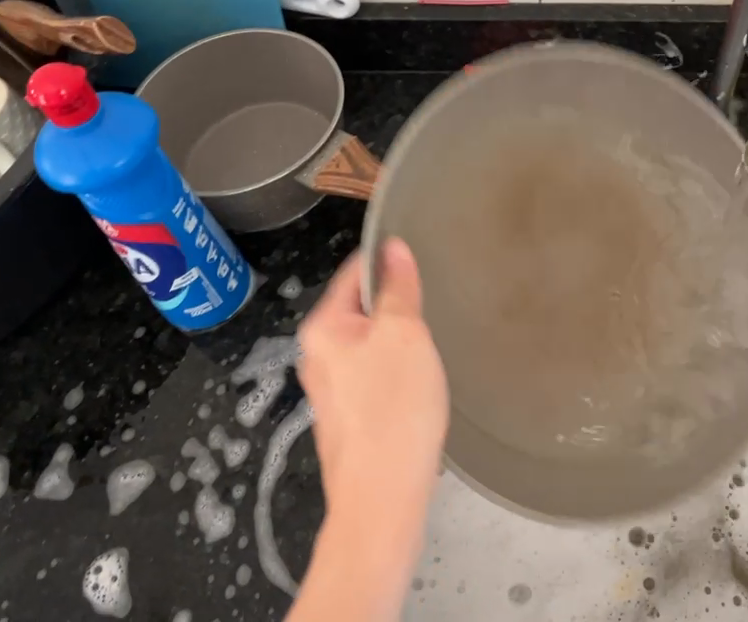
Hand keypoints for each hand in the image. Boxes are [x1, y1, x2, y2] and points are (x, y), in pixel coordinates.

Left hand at [296, 239, 448, 529]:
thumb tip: (393, 247)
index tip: (422, 261)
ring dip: (400, 345)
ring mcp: (330, 390)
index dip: (389, 262)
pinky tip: (418, 390)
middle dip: (397, 310)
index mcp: (322, 328)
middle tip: (430, 316)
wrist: (382, 500)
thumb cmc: (393, 409)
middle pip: (363, 310)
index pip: (355, 272)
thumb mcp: (404, 334)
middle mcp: (317, 356)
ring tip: (427, 355)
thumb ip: (398, 287)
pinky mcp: (348, 418)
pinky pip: (375, 377)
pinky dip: (397, 375)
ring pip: (372, 346)